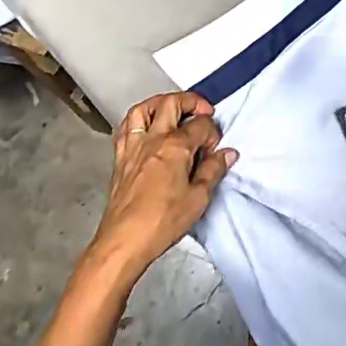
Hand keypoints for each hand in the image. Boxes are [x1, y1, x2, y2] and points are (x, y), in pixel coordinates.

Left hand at [85, 92, 237, 280]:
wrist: (122, 244)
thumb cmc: (160, 222)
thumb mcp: (200, 197)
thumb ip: (214, 170)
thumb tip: (226, 155)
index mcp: (174, 147)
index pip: (201, 125)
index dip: (213, 133)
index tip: (215, 149)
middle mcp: (152, 141)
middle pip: (171, 104)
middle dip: (192, 101)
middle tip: (203, 112)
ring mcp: (132, 150)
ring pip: (142, 110)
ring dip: (161, 103)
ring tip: (174, 108)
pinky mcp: (119, 162)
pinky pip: (126, 129)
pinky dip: (139, 121)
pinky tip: (148, 128)